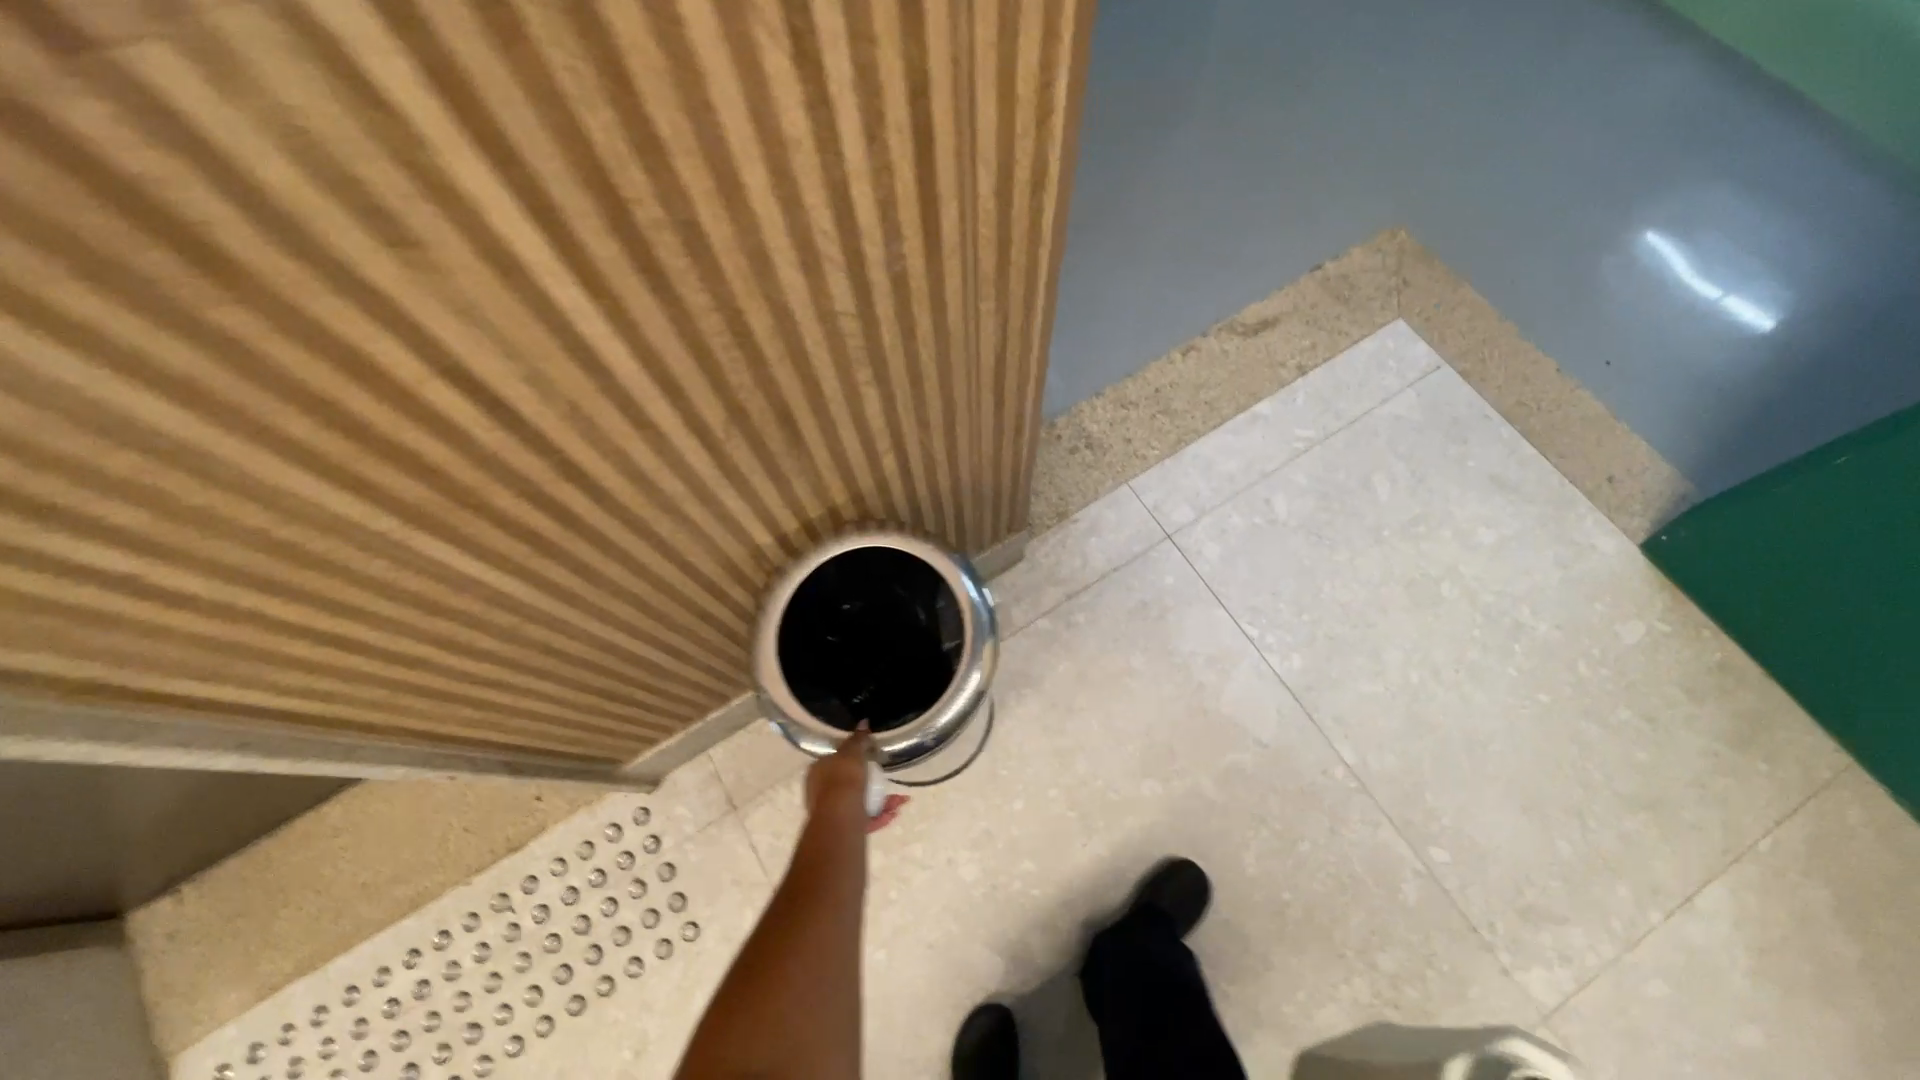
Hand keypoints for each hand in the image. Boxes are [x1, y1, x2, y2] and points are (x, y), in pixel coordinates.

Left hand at [805, 728, 909, 832]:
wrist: (841, 816)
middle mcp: (820, 792)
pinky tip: (894, 813)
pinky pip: (864, 819)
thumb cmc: (844, 779)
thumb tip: (864, 722)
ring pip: (860, 803)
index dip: (852, 760)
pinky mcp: (842, 829)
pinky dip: (879, 815)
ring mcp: (831, 812)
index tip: (869, 760)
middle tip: (887, 782)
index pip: (834, 761)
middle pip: (849, 784)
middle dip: (872, 783)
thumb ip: (858, 739)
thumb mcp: (852, 753)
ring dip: (881, 801)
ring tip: (900, 800)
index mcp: (817, 771)